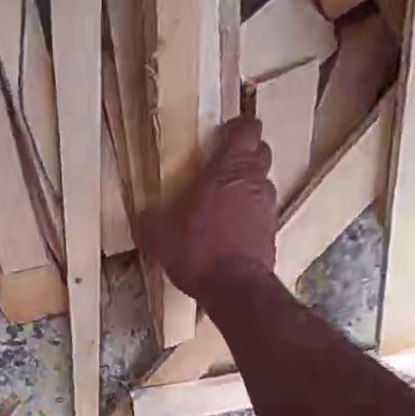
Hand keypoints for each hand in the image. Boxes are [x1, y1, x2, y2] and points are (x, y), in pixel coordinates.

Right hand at [139, 109, 280, 301]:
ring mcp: (267, 204)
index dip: (236, 127)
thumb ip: (151, 221)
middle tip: (221, 167)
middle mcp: (253, 180)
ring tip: (224, 201)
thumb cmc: (198, 253)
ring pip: (262, 180)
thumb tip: (142, 214)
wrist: (235, 288)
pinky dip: (250, 212)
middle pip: (259, 150)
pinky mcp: (272, 228)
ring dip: (247, 184)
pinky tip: (232, 229)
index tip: (222, 134)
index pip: (246, 129)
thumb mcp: (161, 239)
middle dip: (244, 153)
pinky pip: (262, 209)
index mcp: (227, 170)